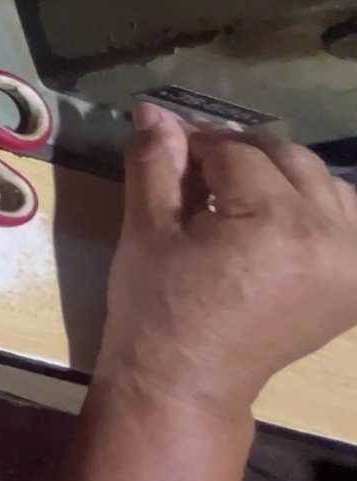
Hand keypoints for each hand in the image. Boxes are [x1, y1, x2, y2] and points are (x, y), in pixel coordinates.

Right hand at [97, 104, 356, 419]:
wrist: (188, 369)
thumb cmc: (155, 295)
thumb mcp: (145, 225)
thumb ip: (154, 162)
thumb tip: (153, 111)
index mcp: (277, 224)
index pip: (236, 153)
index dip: (191, 141)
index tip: (157, 147)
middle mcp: (336, 239)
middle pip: (291, 160)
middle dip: (236, 150)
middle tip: (186, 162)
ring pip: (328, 184)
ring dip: (277, 173)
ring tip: (226, 188)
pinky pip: (348, 220)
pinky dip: (310, 203)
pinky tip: (266, 215)